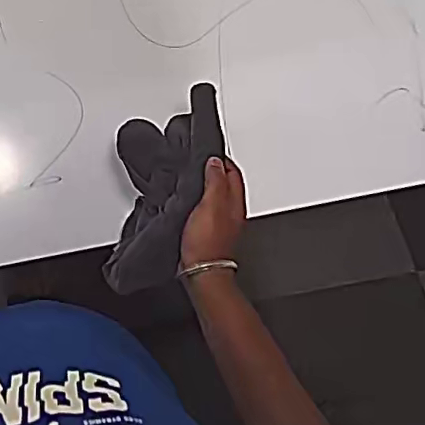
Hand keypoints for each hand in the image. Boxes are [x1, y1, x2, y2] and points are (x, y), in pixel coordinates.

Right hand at [180, 156, 245, 270]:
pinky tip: (190, 201)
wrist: (201, 273)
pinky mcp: (208, 231)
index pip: (233, 173)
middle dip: (216, 170)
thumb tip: (215, 162)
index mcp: (234, 202)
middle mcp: (231, 212)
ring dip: (208, 184)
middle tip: (204, 160)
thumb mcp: (211, 205)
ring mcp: (220, 222)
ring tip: (196, 176)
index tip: (211, 151)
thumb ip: (215, 181)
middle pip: (227, 183)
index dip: (223, 160)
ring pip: (217, 196)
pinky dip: (200, 199)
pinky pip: (206, 208)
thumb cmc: (207, 243)